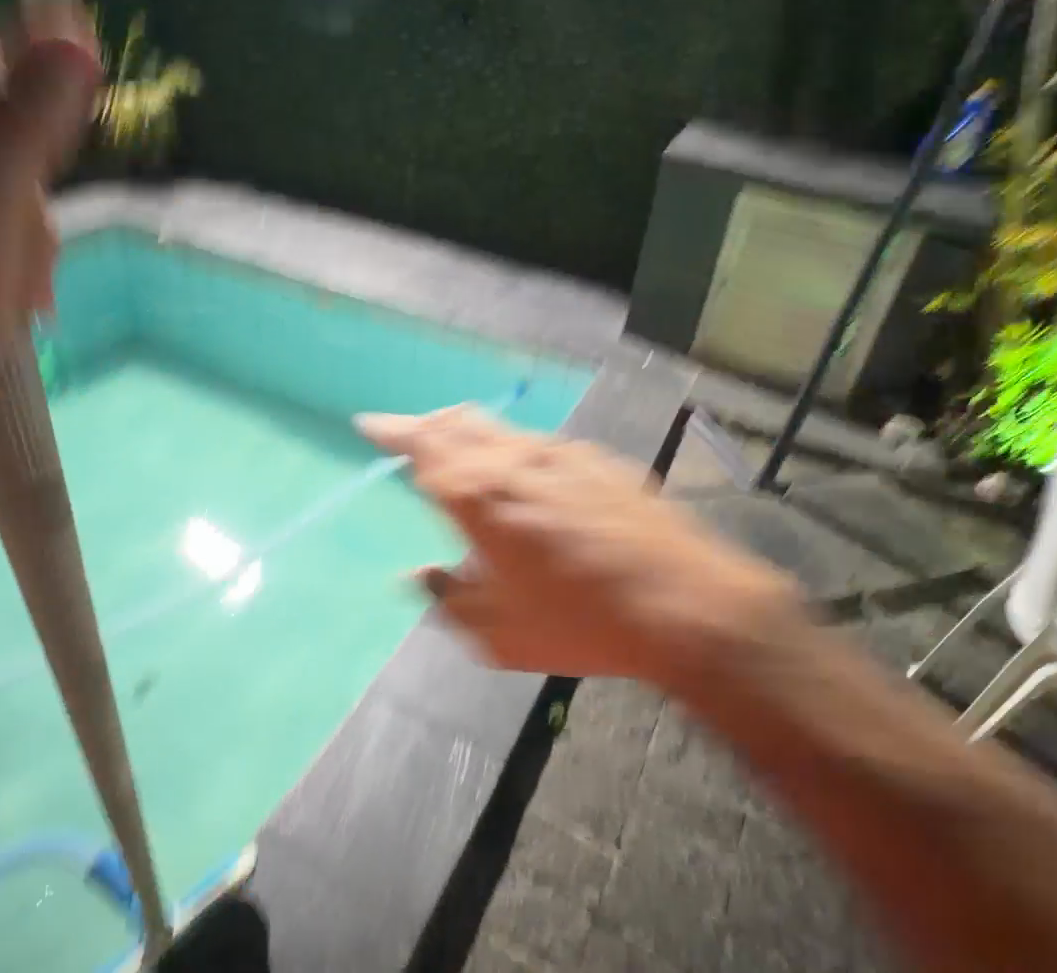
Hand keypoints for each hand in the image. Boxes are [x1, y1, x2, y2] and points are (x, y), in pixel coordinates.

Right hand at [357, 407, 803, 688]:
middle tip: (410, 433)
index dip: (394, 433)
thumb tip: (415, 577)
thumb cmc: (580, 624)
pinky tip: (527, 472)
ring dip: (473, 434)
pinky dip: (517, 450)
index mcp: (482, 497)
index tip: (370, 425)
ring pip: (504, 431)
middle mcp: (520, 462)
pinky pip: (544, 446)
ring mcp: (567, 457)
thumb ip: (447, 598)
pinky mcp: (605, 464)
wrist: (685, 606)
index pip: (424, 446)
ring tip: (460, 446)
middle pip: (461, 424)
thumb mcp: (497, 632)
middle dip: (429, 424)